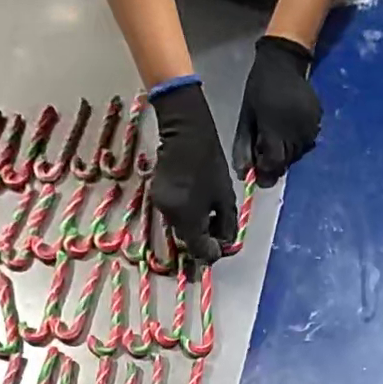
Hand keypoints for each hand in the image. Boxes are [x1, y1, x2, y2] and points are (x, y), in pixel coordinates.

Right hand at [149, 82, 237, 262]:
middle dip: (204, 238)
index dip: (212, 252)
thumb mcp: (225, 194)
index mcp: (189, 218)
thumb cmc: (209, 161)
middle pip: (189, 241)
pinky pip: (173, 215)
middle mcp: (172, 218)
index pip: (199, 251)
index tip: (221, 246)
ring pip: (181, 228)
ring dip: (194, 226)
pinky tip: (192, 200)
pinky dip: (184, 214)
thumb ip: (227, 223)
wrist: (184, 132)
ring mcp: (161, 209)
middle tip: (217, 224)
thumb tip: (223, 245)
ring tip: (206, 210)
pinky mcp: (155, 198)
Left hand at [232, 35, 321, 182]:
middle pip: (286, 162)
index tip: (258, 163)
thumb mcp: (245, 120)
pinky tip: (288, 128)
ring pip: (297, 154)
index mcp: (276, 129)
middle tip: (265, 146)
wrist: (284, 61)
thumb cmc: (259, 91)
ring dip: (285, 152)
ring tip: (277, 135)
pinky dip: (296, 142)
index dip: (265, 169)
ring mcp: (309, 126)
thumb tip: (245, 175)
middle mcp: (296, 131)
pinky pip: (306, 142)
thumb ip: (243, 149)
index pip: (274, 164)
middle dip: (274, 161)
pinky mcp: (317, 120)